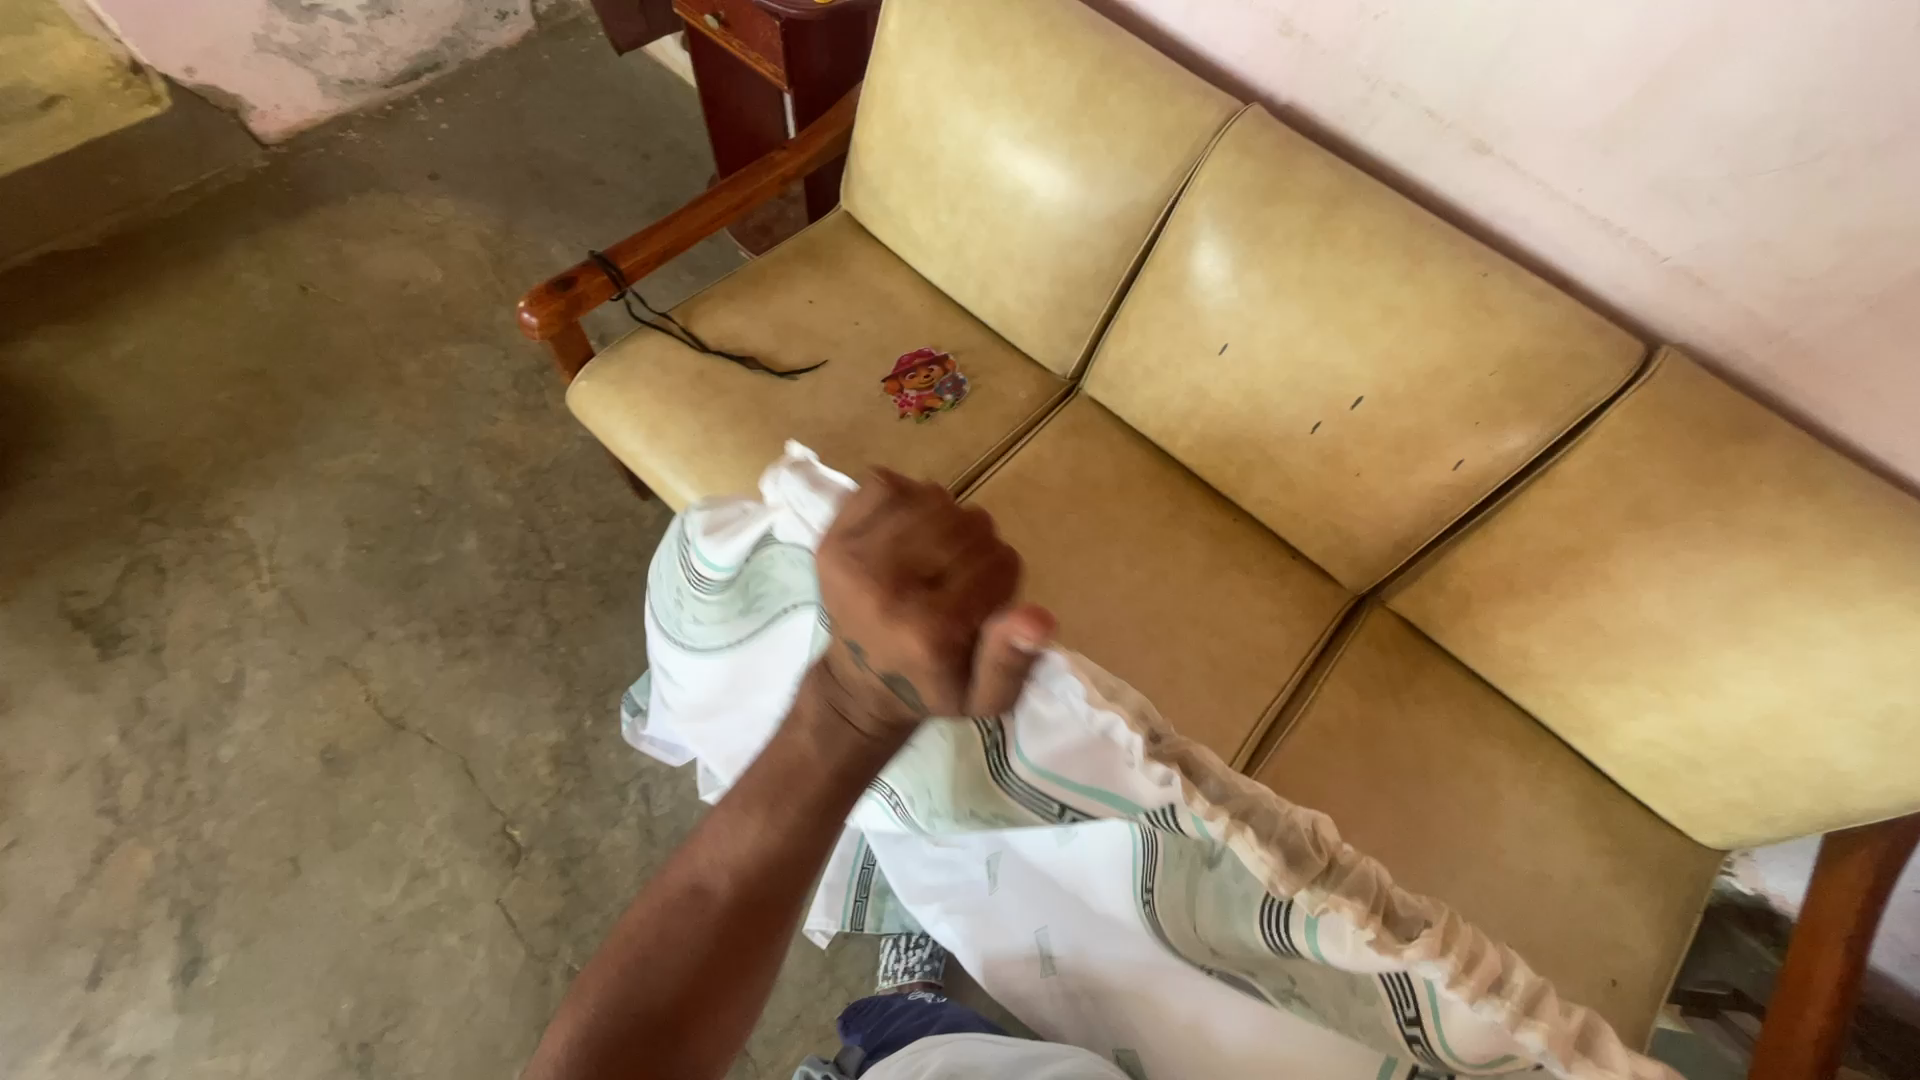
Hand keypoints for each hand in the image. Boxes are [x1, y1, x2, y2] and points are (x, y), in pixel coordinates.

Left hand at [814, 468, 1054, 735]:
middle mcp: (886, 588)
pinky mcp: (832, 537)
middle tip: (962, 576)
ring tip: (937, 552)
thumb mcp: (984, 699)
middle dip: (978, 547)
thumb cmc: (930, 687)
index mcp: (929, 629)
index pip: (1000, 563)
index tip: (988, 601)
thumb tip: (1038, 617)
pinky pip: (885, 483)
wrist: (858, 683)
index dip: (1004, 578)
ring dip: (946, 519)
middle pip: (968, 526)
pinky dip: (905, 498)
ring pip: (932, 499)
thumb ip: (1012, 661)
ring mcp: (853, 557)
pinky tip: (907, 530)